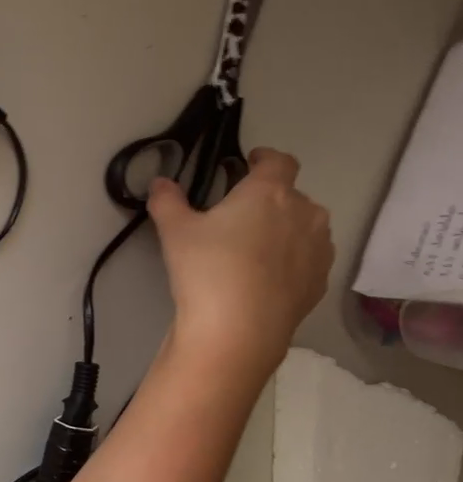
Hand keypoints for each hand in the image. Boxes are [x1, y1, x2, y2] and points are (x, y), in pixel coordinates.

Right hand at [148, 148, 332, 373]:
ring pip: (301, 225)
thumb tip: (161, 182)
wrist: (240, 324)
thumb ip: (167, 201)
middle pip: (289, 195)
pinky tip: (260, 274)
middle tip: (235, 216)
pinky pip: (305, 254)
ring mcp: (319, 244)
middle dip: (266, 199)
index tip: (249, 161)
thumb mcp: (173, 231)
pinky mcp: (321, 275)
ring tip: (249, 247)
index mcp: (268, 193)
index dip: (264, 157)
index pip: (279, 161)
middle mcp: (304, 211)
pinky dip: (287, 256)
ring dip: (280, 227)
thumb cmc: (205, 267)